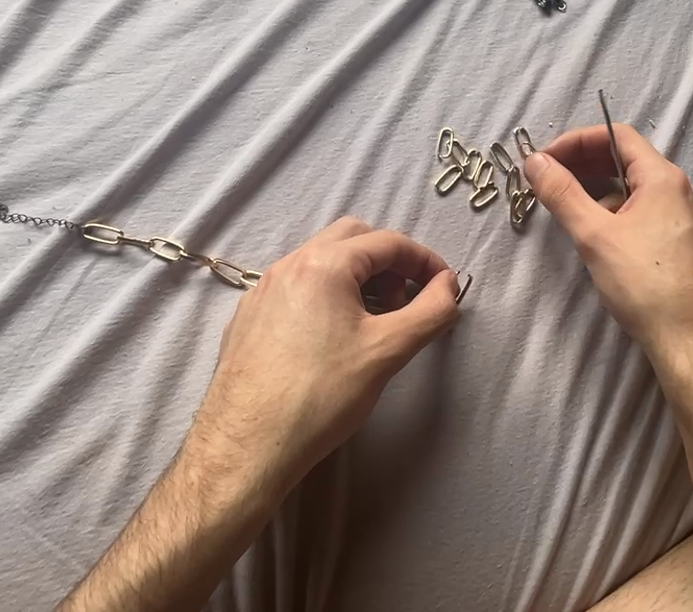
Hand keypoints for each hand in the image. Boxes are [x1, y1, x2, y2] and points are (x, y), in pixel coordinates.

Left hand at [187, 217, 464, 480]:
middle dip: (389, 261)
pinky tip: (333, 338)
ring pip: (323, 261)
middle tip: (405, 301)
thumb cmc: (321, 396)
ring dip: (359, 277)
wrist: (243, 453)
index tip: (444, 288)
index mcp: (323, 264)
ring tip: (374, 322)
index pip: (389, 242)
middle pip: (353, 238)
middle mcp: (289, 264)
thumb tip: (449, 285)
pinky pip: (299, 285)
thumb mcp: (388, 352)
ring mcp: (262, 290)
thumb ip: (430, 311)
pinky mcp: (248, 317)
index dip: (425, 261)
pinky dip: (329, 294)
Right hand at [525, 124, 692, 371]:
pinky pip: (646, 211)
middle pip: (628, 159)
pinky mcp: (684, 242)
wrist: (690, 342)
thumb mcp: (594, 235)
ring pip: (635, 188)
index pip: (618, 135)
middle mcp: (680, 190)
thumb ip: (562, 193)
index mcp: (664, 178)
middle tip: (549, 178)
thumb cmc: (644, 285)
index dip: (578, 140)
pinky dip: (618, 212)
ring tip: (568, 208)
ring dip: (600, 189)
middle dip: (585, 163)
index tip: (546, 158)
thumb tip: (535, 161)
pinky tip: (599, 236)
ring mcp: (686, 217)